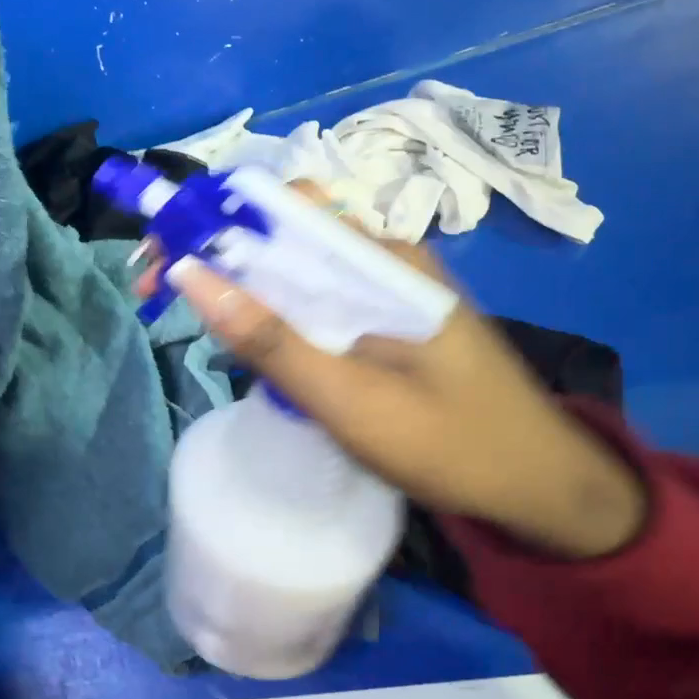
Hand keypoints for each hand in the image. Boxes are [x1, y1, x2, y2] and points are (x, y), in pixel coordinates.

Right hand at [138, 187, 646, 559]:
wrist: (544, 491)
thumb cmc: (451, 444)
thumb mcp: (350, 400)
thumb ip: (269, 339)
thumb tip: (188, 275)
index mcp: (383, 261)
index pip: (280, 208)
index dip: (209, 220)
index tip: (159, 256)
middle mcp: (380, 258)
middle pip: (275, 230)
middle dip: (207, 249)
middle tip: (154, 288)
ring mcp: (381, 286)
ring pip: (285, 263)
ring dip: (228, 279)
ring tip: (185, 313)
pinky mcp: (377, 315)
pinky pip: (305, 294)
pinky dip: (262, 307)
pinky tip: (243, 339)